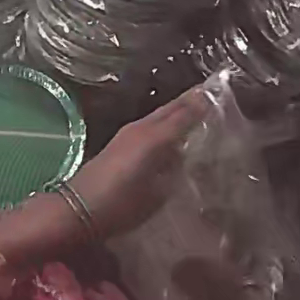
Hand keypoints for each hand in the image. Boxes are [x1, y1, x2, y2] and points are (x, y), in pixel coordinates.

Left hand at [67, 87, 206, 238]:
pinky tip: (174, 133)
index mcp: (154, 136)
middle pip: (171, 108)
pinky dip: (166, 123)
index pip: (184, 112)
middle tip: (214, 93)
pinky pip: (151, 125)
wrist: (78, 209)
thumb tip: (187, 152)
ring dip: (178, 110)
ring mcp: (128, 134)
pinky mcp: (120, 144)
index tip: (222, 89)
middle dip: (192, 99)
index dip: (203, 102)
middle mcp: (141, 128)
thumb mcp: (156, 191)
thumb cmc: (121, 204)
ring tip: (200, 109)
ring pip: (160, 115)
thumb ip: (174, 167)